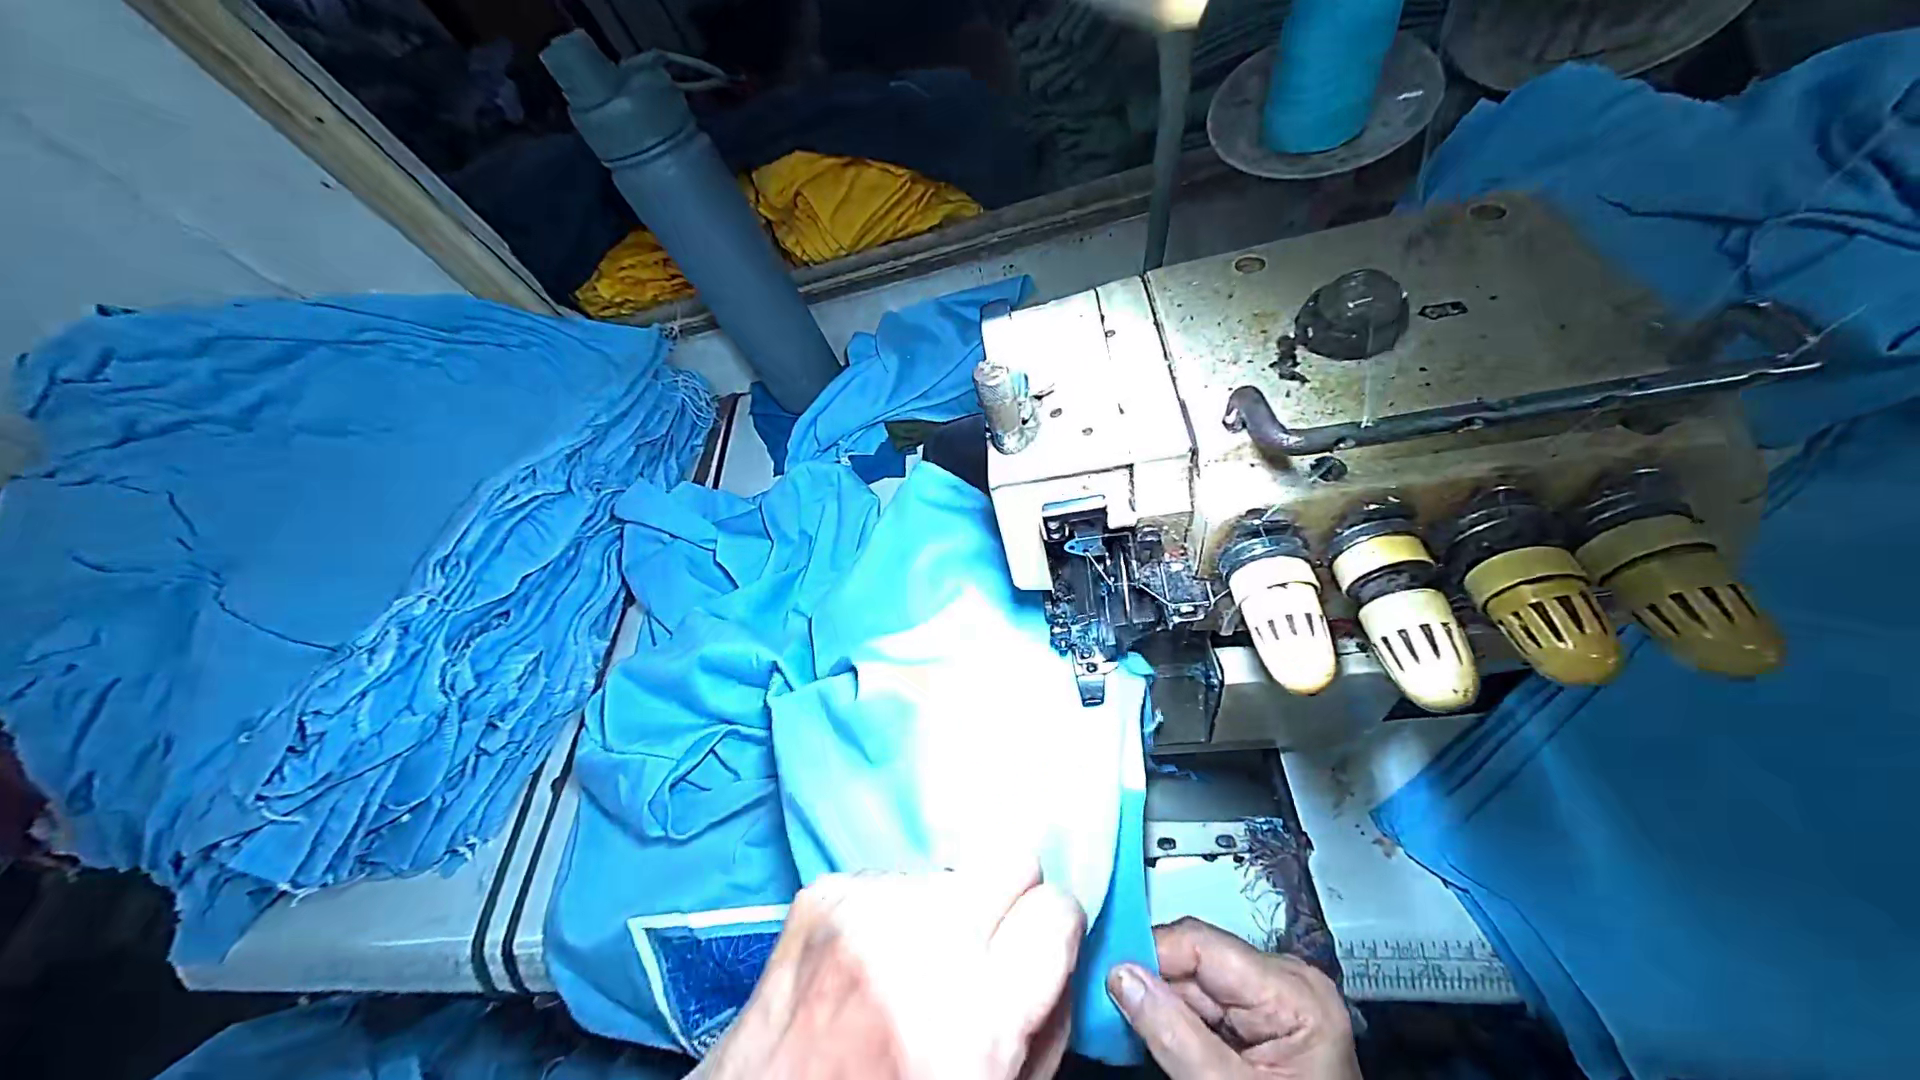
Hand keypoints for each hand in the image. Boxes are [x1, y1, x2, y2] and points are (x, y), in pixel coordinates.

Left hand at [696, 862, 1086, 1079]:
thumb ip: (1043, 1026)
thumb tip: (1058, 951)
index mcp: (970, 1018)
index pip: (1055, 909)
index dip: (1053, 930)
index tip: (1038, 945)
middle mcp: (916, 944)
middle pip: (1010, 857)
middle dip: (1009, 897)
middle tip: (986, 941)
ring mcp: (862, 908)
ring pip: (949, 868)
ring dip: (943, 907)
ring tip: (911, 961)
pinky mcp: (821, 891)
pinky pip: (892, 875)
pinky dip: (892, 909)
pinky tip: (868, 955)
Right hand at [1107, 918, 1360, 1079]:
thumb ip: (1175, 1035)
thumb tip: (1118, 973)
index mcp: (1293, 991)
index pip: (1200, 944)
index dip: (1147, 953)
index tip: (1103, 974)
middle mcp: (1286, 979)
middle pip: (1194, 960)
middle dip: (1150, 981)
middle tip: (1104, 1001)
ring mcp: (1275, 999)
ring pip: (1192, 981)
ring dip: (1157, 1001)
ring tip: (1120, 1018)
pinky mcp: (1261, 1020)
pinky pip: (1204, 1004)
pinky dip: (1174, 1019)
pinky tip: (1150, 1030)